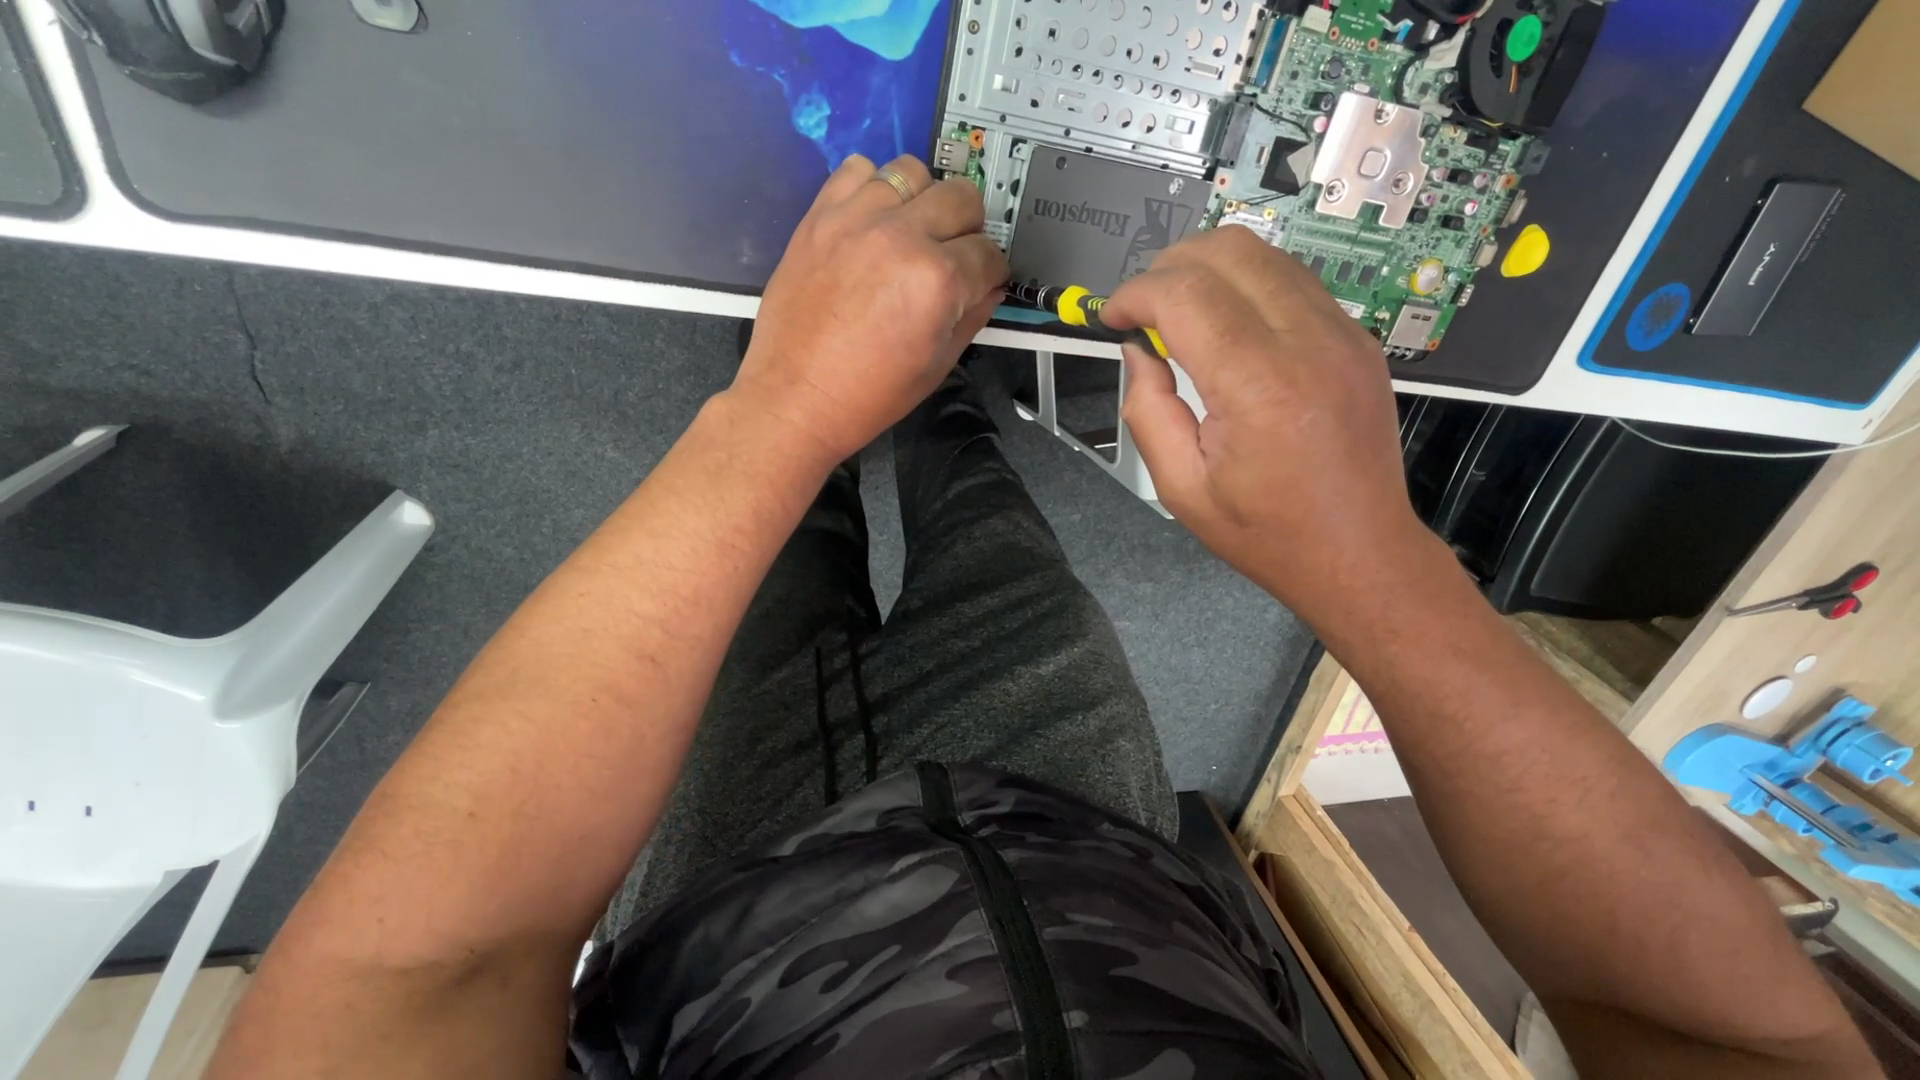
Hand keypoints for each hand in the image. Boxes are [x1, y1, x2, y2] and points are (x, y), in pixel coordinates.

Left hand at [730, 155, 1008, 464]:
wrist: (797, 397)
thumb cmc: (867, 393)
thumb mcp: (938, 364)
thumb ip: (973, 315)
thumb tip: (989, 287)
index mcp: (937, 280)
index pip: (990, 253)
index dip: (993, 271)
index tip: (984, 279)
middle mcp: (901, 238)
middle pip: (962, 197)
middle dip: (969, 227)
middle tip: (955, 253)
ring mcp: (856, 220)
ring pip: (912, 171)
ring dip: (923, 199)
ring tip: (913, 230)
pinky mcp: (820, 217)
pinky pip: (857, 169)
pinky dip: (873, 186)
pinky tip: (873, 219)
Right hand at [1101, 226, 1433, 618]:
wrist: (1360, 552)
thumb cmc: (1268, 533)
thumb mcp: (1182, 489)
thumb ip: (1148, 411)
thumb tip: (1139, 351)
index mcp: (1259, 387)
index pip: (1185, 295)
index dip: (1135, 294)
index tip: (1112, 318)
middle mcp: (1308, 343)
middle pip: (1228, 251)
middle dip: (1169, 267)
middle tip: (1142, 309)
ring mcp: (1342, 335)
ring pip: (1265, 254)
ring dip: (1209, 268)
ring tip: (1179, 312)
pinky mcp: (1357, 339)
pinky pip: (1293, 281)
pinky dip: (1247, 285)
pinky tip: (1226, 324)